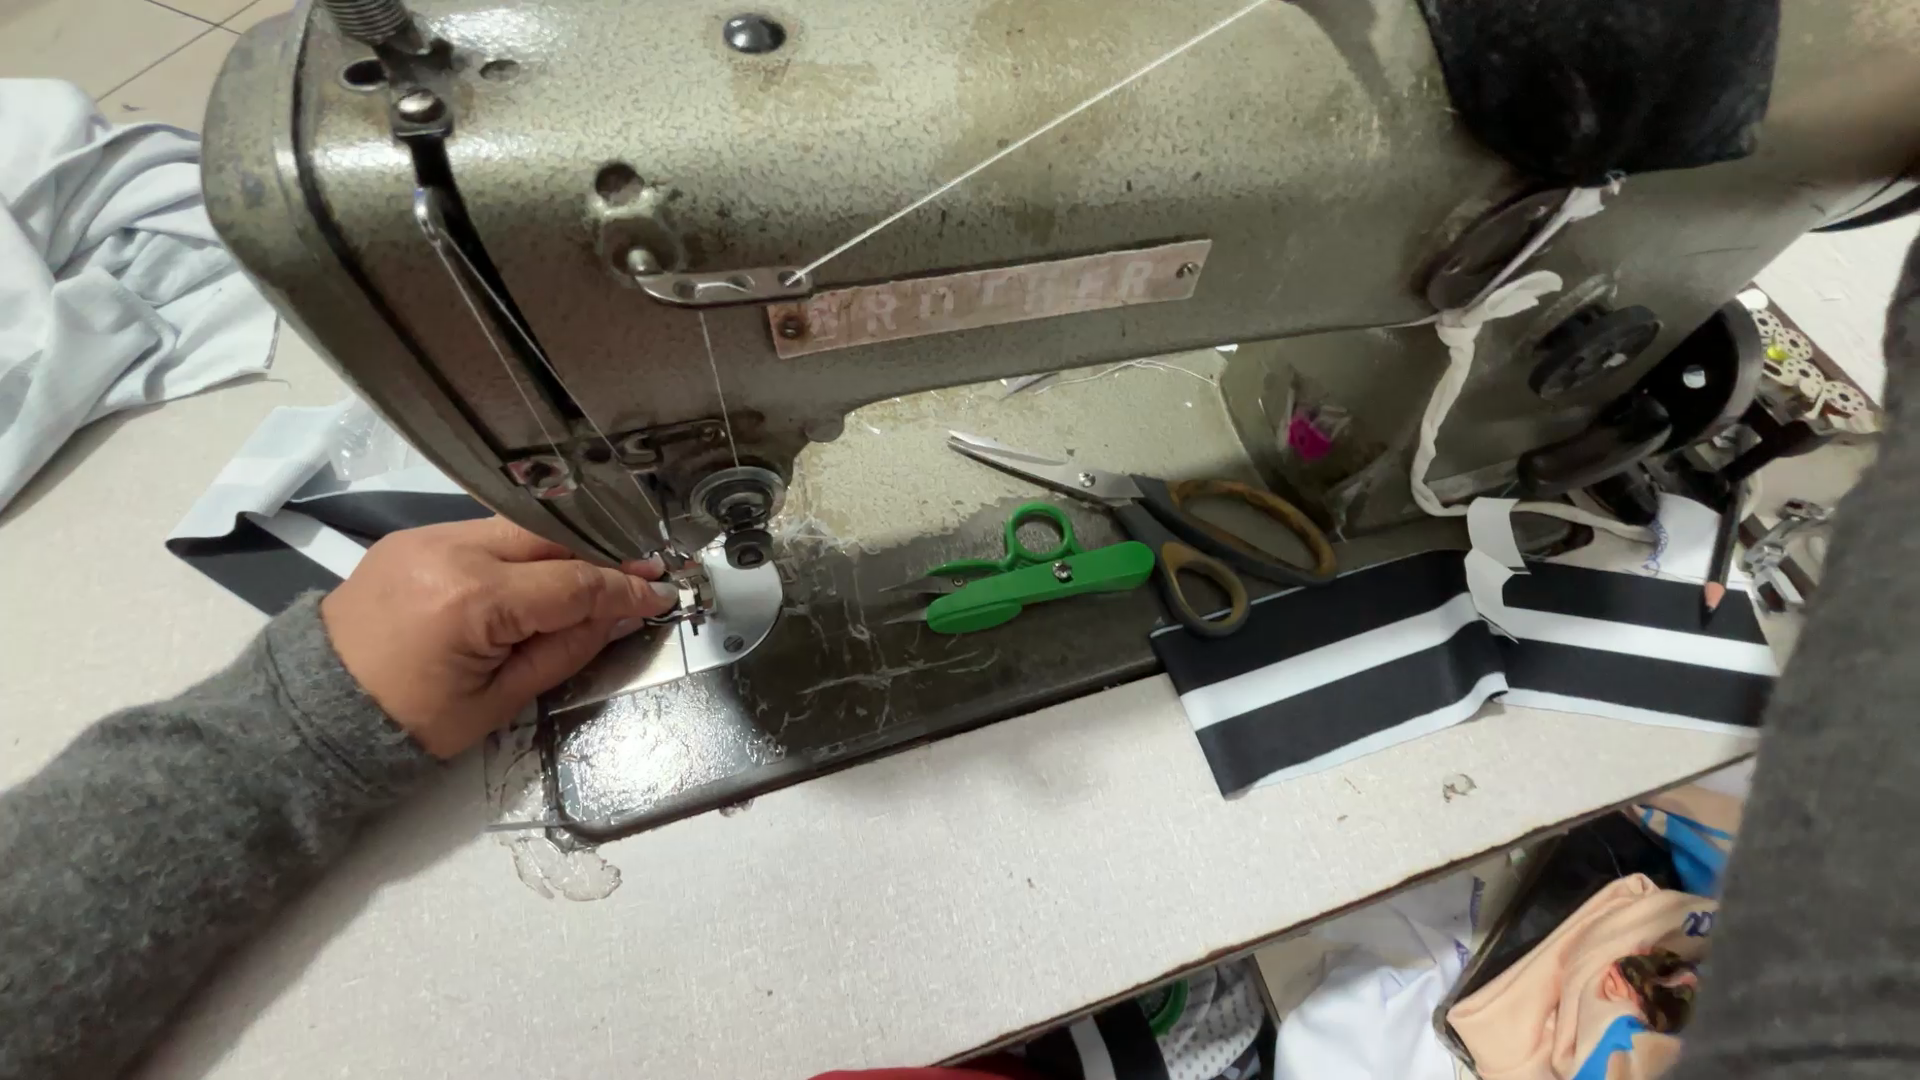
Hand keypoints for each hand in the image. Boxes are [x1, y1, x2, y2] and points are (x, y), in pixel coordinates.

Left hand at [319, 517, 678, 757]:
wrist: (309, 717)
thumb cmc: (410, 725)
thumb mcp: (502, 699)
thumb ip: (568, 648)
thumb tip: (619, 615)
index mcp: (470, 600)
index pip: (572, 584)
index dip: (624, 590)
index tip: (660, 596)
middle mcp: (449, 551)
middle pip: (553, 537)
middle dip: (604, 555)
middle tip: (645, 571)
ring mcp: (426, 537)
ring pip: (524, 528)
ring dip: (568, 548)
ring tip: (604, 570)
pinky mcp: (414, 537)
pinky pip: (491, 534)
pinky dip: (529, 550)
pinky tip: (549, 570)